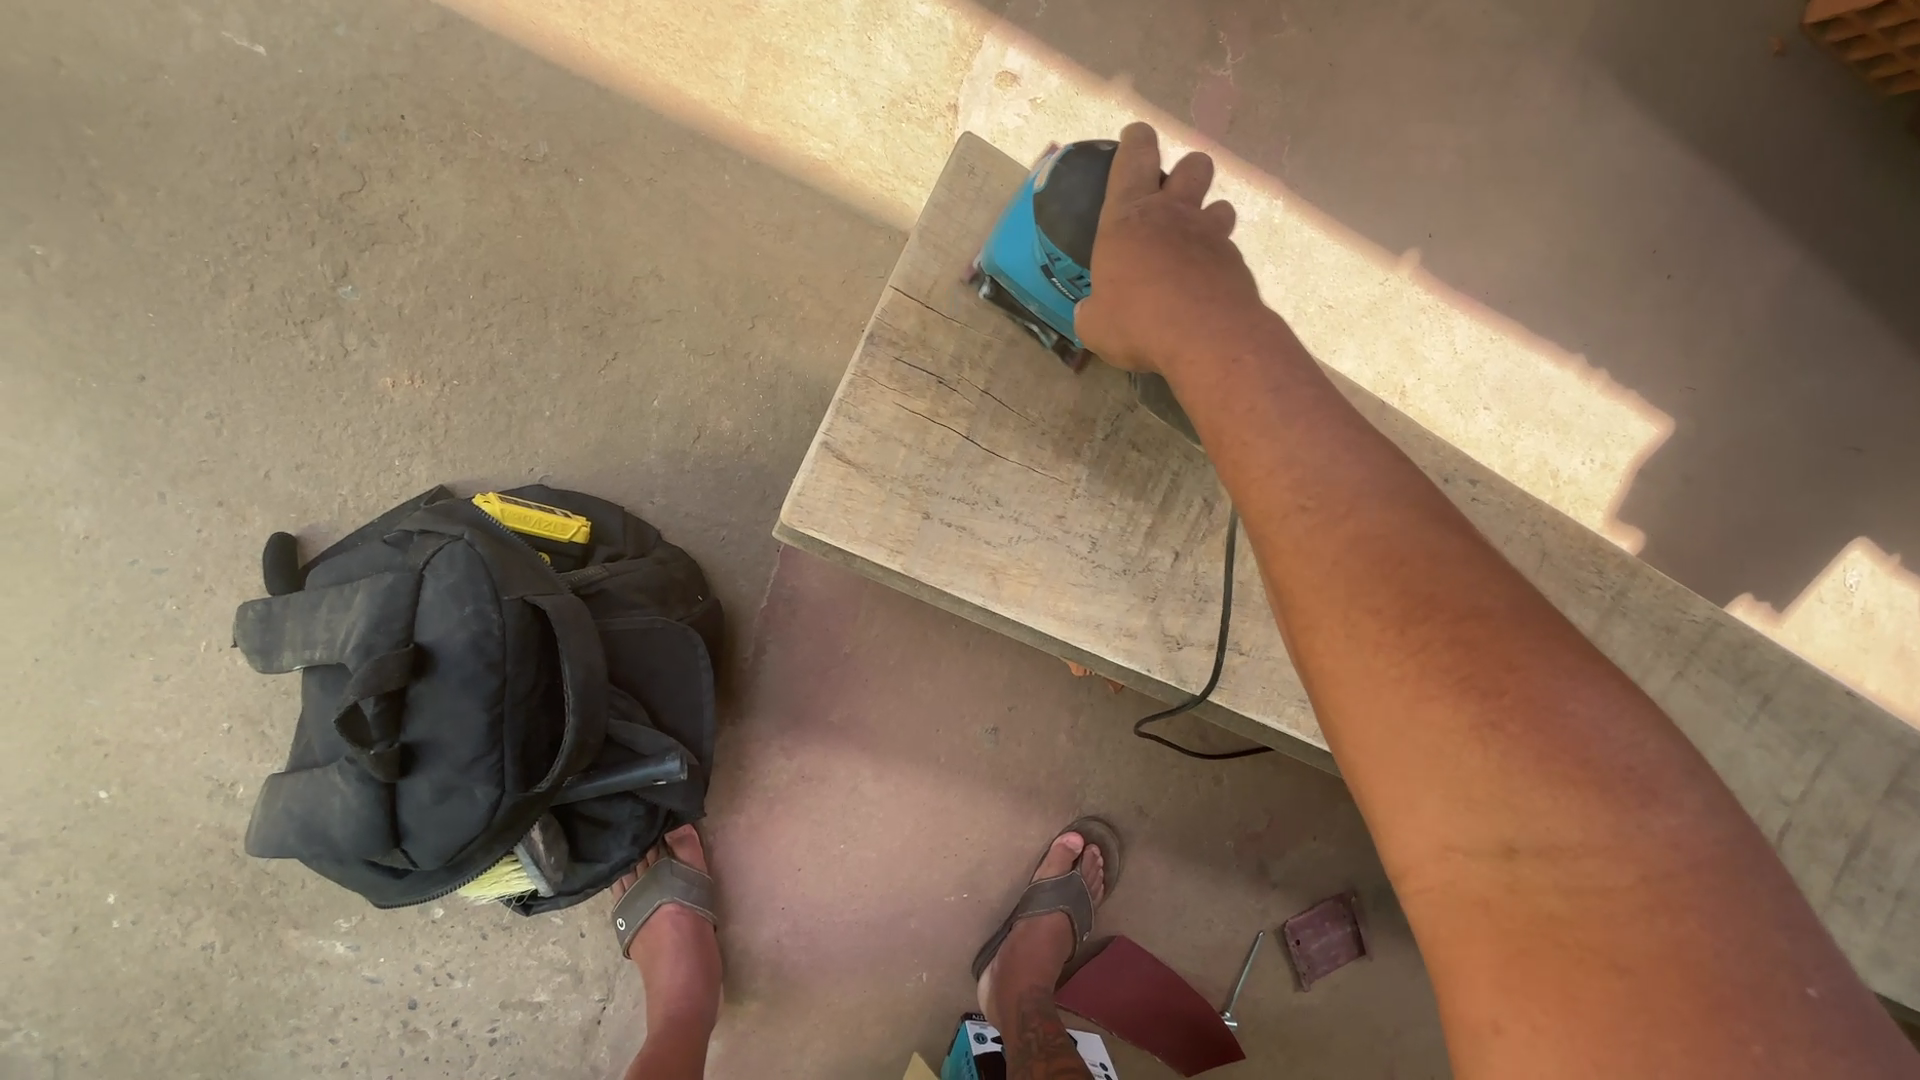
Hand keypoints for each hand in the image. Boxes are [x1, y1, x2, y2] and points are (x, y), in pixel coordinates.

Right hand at [1074, 123, 1269, 376]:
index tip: (1136, 135)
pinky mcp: (1236, 263)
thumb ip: (1092, 311)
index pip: (1133, 159)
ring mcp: (1210, 236)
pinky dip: (1219, 261)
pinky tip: (1208, 284)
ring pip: (1220, 205)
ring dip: (1210, 215)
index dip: (1136, 141)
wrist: (1206, 338)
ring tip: (1196, 241)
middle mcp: (1173, 215)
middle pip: (1192, 166)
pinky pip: (1229, 250)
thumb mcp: (1096, 324)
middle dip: (1186, 171)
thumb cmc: (1137, 322)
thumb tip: (1090, 312)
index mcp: (1128, 219)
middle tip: (1174, 192)